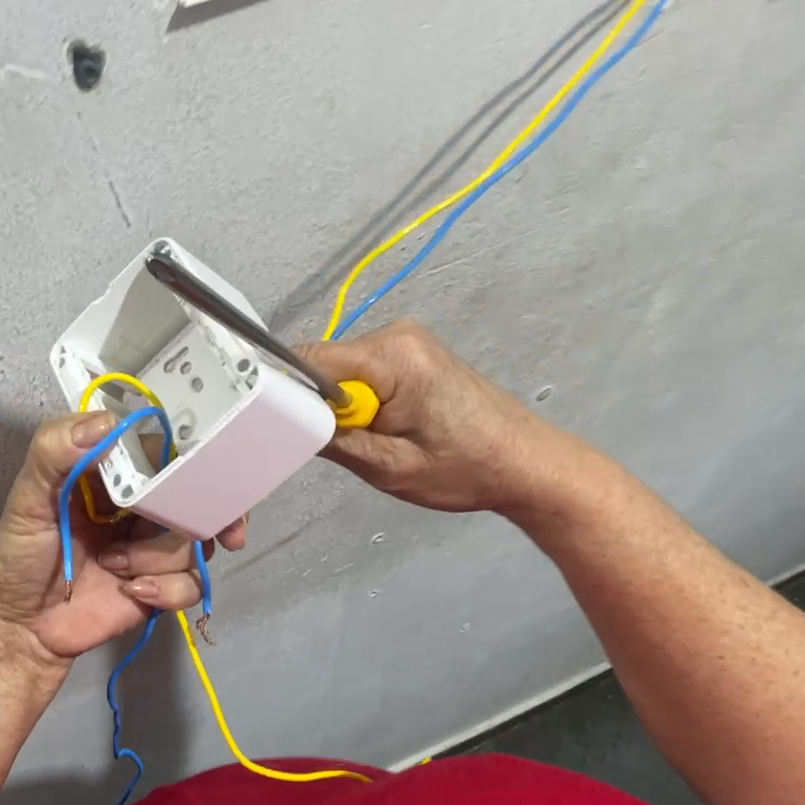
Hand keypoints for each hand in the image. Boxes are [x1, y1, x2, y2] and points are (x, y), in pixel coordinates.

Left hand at [0, 413, 246, 667]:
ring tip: (113, 566)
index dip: (188, 456)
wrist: (20, 627)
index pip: (160, 452)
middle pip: (194, 496)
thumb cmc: (18, 557)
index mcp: (109, 476)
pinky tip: (132, 592)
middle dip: (209, 511)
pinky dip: (168, 589)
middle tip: (224, 527)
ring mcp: (151, 546)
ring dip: (157, 556)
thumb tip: (107, 422)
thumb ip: (54, 454)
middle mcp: (138, 506)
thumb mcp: (26, 500)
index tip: (209, 465)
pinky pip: (191, 583)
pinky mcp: (160, 586)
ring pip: (193, 542)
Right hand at [298, 319, 583, 515]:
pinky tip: (385, 428)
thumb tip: (284, 421)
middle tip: (345, 446)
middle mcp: (395, 335)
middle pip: (321, 364)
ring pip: (337, 372)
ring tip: (377, 441)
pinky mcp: (408, 355)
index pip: (309, 360)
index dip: (286, 393)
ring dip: (342, 409)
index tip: (278, 427)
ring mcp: (403, 342)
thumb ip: (332, 439)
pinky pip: (358, 374)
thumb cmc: (467, 469)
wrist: (527, 464)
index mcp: (393, 356)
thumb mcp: (389, 467)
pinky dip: (358, 403)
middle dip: (318, 406)